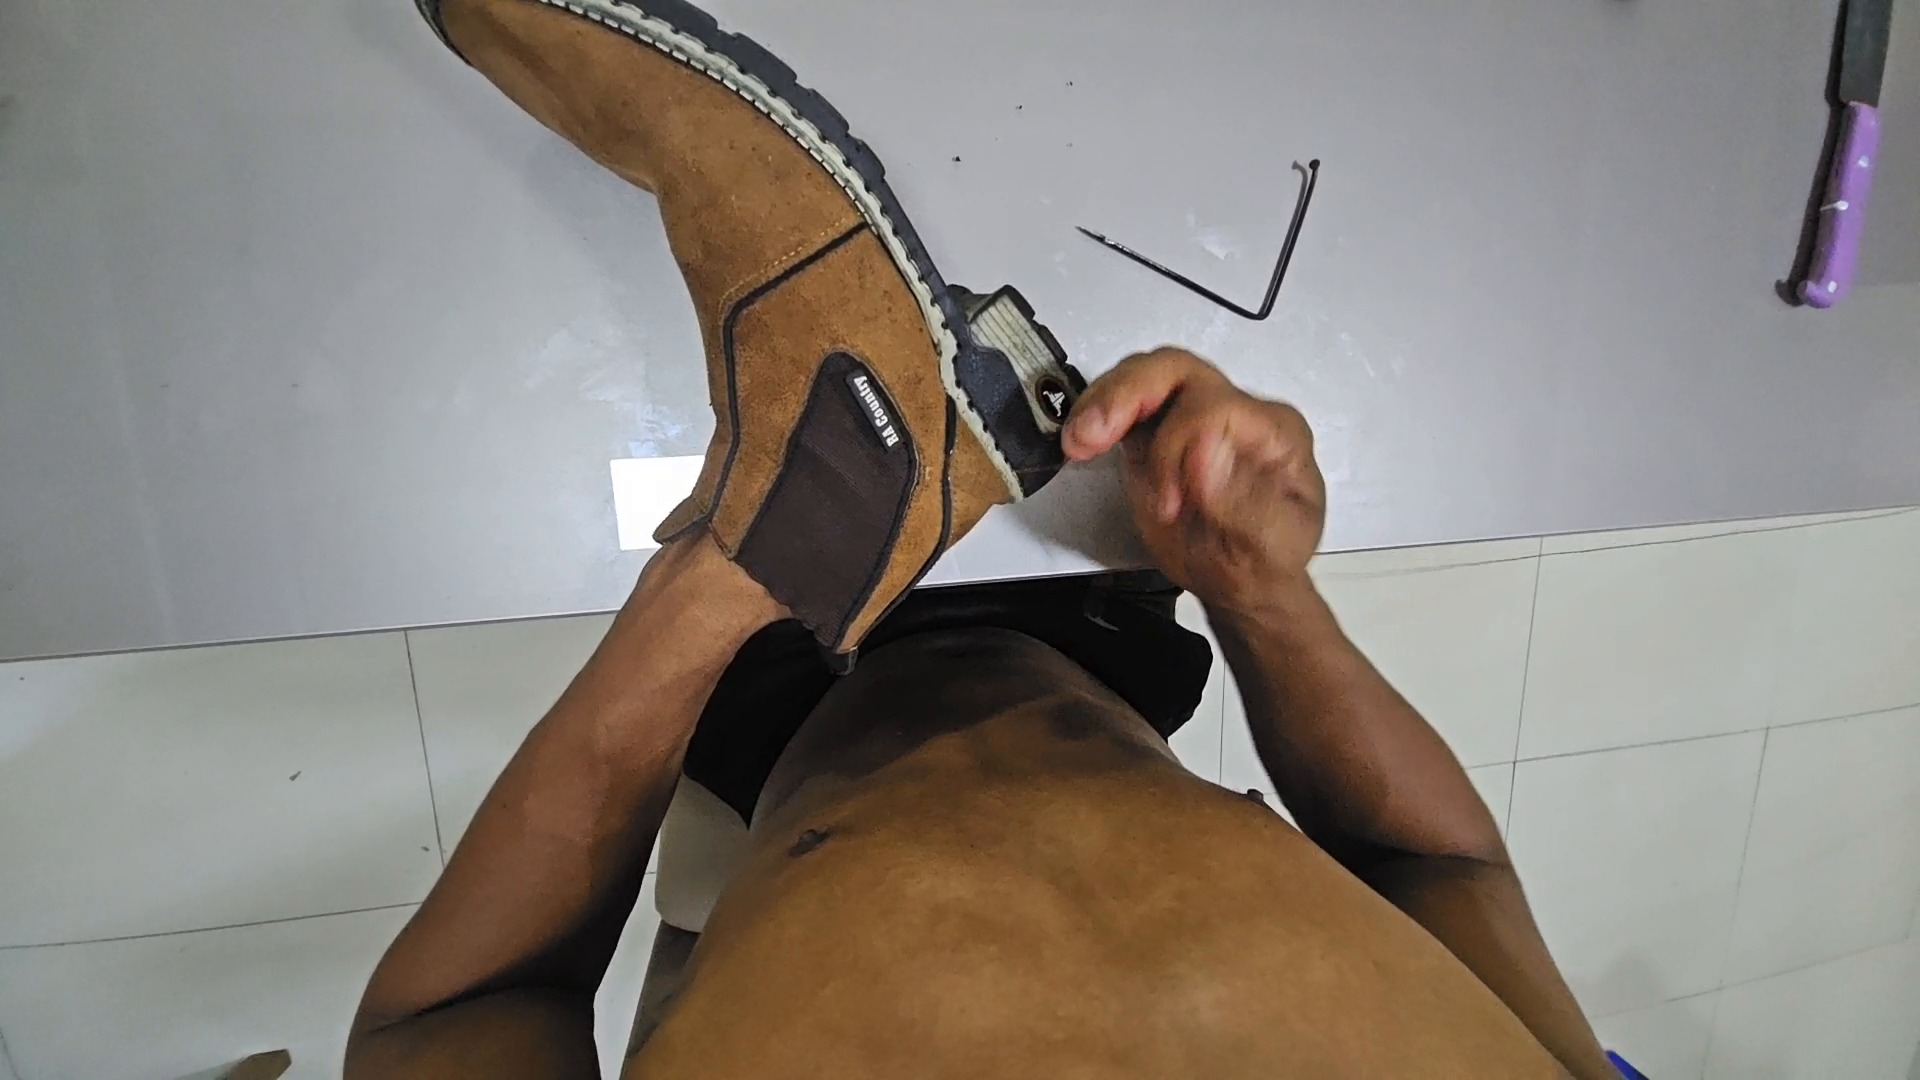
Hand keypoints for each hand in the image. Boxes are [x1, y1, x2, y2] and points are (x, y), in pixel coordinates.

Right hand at [1062, 348, 1325, 620]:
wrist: (1239, 579)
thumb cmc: (1260, 563)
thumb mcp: (1269, 546)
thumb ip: (1246, 502)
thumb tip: (1206, 455)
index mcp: (1271, 429)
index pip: (1213, 406)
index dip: (1178, 446)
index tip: (1168, 503)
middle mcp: (1232, 411)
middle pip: (1174, 371)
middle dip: (1126, 396)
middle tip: (1090, 437)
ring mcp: (1188, 418)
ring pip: (1141, 377)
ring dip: (1102, 404)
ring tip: (1076, 443)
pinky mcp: (1154, 433)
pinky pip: (1122, 406)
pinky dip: (1093, 418)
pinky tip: (1077, 443)